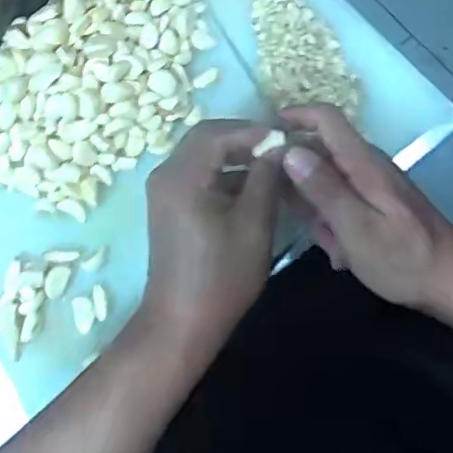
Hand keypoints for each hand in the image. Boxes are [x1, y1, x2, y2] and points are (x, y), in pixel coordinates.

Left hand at [140, 121, 283, 360]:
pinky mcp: (169, 204)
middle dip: (244, 139)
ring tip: (274, 165)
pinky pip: (197, 174)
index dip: (254, 130)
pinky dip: (224, 173)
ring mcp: (164, 189)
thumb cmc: (221, 276)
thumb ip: (265, 177)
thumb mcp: (253, 224)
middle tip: (281, 147)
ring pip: (202, 155)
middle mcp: (165, 173)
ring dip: (236, 155)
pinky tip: (253, 186)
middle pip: (206, 138)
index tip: (288, 137)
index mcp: (181, 175)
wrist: (181, 322)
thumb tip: (279, 146)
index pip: (217, 133)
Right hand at [279, 106, 452, 313]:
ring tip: (329, 246)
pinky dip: (334, 223)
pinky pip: (340, 201)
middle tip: (290, 215)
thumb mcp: (358, 229)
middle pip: (319, 151)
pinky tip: (341, 253)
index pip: (326, 118)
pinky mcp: (376, 203)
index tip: (262, 134)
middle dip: (298, 180)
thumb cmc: (407, 260)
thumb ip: (323, 189)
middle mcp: (367, 166)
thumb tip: (289, 150)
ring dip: (317, 209)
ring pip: (326, 181)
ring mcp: (372, 185)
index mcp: (363, 163)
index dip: (293, 116)